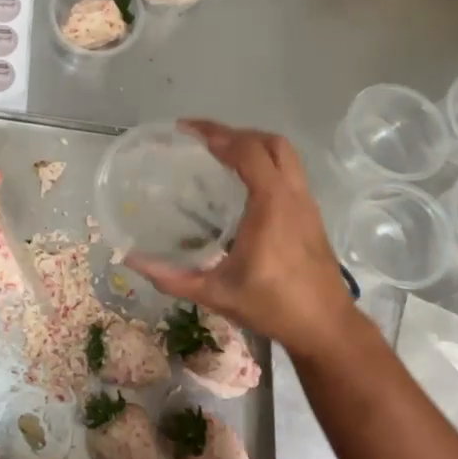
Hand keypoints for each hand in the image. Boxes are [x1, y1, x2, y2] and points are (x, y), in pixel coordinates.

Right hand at [127, 120, 355, 356]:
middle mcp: (293, 195)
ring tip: (221, 153)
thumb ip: (172, 277)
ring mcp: (307, 204)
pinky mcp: (312, 216)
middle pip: (270, 143)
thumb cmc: (273, 306)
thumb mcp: (216, 293)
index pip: (247, 151)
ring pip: (285, 155)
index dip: (216, 134)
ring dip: (254, 146)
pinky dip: (266, 164)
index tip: (186, 130)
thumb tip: (131, 261)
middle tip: (203, 139)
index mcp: (271, 204)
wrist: (326, 328)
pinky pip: (289, 173)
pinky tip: (244, 183)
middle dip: (236, 133)